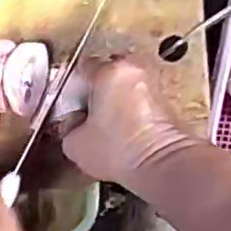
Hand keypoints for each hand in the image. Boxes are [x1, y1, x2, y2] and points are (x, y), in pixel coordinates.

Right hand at [62, 59, 200, 185]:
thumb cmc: (116, 147)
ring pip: (124, 85)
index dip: (71, 84)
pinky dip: (127, 109)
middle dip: (95, 88)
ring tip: (100, 123)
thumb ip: (67, 126)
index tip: (65, 102)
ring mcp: (153, 82)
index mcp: (108, 71)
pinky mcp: (166, 100)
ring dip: (112, 98)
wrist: (160, 162)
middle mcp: (134, 69)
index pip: (83, 67)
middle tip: (82, 111)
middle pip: (107, 71)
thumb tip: (72, 123)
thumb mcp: (73, 142)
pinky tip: (117, 129)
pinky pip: (138, 98)